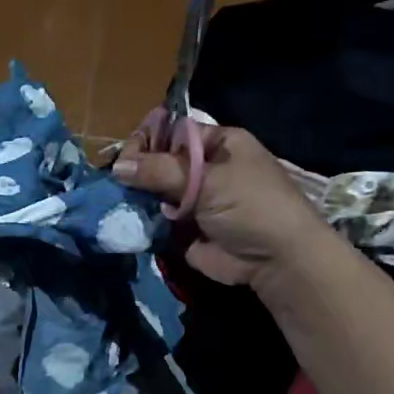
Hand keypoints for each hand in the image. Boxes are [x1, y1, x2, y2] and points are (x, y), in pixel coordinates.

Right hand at [112, 124, 332, 286]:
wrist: (275, 260)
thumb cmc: (251, 206)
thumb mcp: (208, 181)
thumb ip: (161, 171)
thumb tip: (118, 166)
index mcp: (217, 145)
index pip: (173, 132)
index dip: (148, 140)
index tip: (127, 157)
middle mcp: (204, 170)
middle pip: (159, 163)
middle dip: (138, 172)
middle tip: (120, 184)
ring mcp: (193, 202)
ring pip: (154, 193)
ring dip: (138, 199)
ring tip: (121, 204)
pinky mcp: (184, 231)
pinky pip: (156, 221)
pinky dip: (143, 222)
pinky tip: (129, 222)